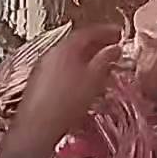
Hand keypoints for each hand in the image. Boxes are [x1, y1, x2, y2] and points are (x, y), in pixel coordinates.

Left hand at [8, 25, 121, 152]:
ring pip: (69, 56)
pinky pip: (61, 67)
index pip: (89, 31)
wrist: (37, 126)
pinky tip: (82, 80)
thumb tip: (114, 49)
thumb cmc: (68, 101)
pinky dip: (75, 68)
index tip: (119, 33)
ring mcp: (43, 67)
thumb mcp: (94, 79)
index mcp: (67, 47)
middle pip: (77, 42)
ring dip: (86, 57)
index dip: (106, 31)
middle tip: (112, 47)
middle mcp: (52, 52)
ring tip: (100, 65)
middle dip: (96, 44)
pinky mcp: (39, 82)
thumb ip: (106, 60)